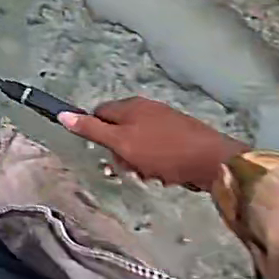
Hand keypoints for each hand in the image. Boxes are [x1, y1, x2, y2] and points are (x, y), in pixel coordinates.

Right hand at [58, 97, 249, 191]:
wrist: (216, 162)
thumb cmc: (162, 151)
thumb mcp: (120, 142)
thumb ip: (90, 129)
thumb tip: (62, 114)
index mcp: (130, 106)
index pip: (98, 113)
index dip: (96, 133)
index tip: (105, 151)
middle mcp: (148, 107)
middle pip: (118, 128)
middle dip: (119, 150)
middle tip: (127, 166)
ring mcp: (167, 120)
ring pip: (138, 140)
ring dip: (138, 159)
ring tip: (149, 172)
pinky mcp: (184, 134)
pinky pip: (158, 147)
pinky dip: (157, 160)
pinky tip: (165, 172)